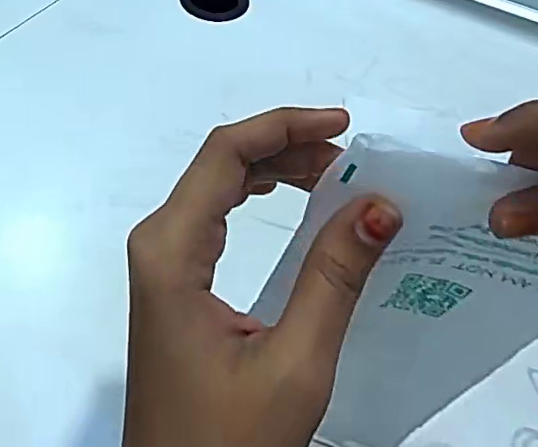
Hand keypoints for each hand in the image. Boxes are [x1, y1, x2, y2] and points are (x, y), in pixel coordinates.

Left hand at [124, 107, 402, 446]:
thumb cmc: (228, 442)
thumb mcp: (293, 364)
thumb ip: (333, 278)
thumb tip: (378, 206)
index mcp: (170, 246)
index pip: (225, 154)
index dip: (282, 126)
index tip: (340, 123)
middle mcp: (158, 238)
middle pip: (221, 162)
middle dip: (285, 146)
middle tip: (351, 155)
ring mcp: (163, 257)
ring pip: (219, 184)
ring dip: (274, 168)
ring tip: (334, 172)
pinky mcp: (174, 275)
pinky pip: (216, 214)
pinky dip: (257, 195)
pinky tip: (292, 196)